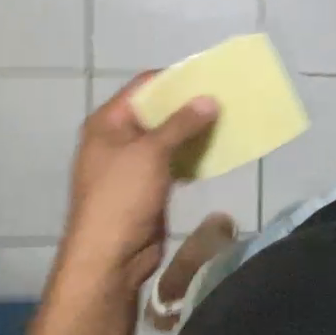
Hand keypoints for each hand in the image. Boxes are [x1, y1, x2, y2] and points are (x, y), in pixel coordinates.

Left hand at [61, 75, 219, 290]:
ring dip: (194, 131)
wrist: (110, 258)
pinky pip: (173, 161)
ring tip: (228, 120)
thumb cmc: (122, 198)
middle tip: (225, 98)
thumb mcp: (151, 154)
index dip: (175, 79)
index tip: (210, 76)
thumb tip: (210, 98)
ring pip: (168, 138)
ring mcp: (132, 164)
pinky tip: (217, 151)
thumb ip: (181, 124)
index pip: (144, 87)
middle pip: (157, 111)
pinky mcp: (147, 186)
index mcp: (108, 123)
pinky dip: (192, 155)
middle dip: (189, 106)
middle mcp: (117, 138)